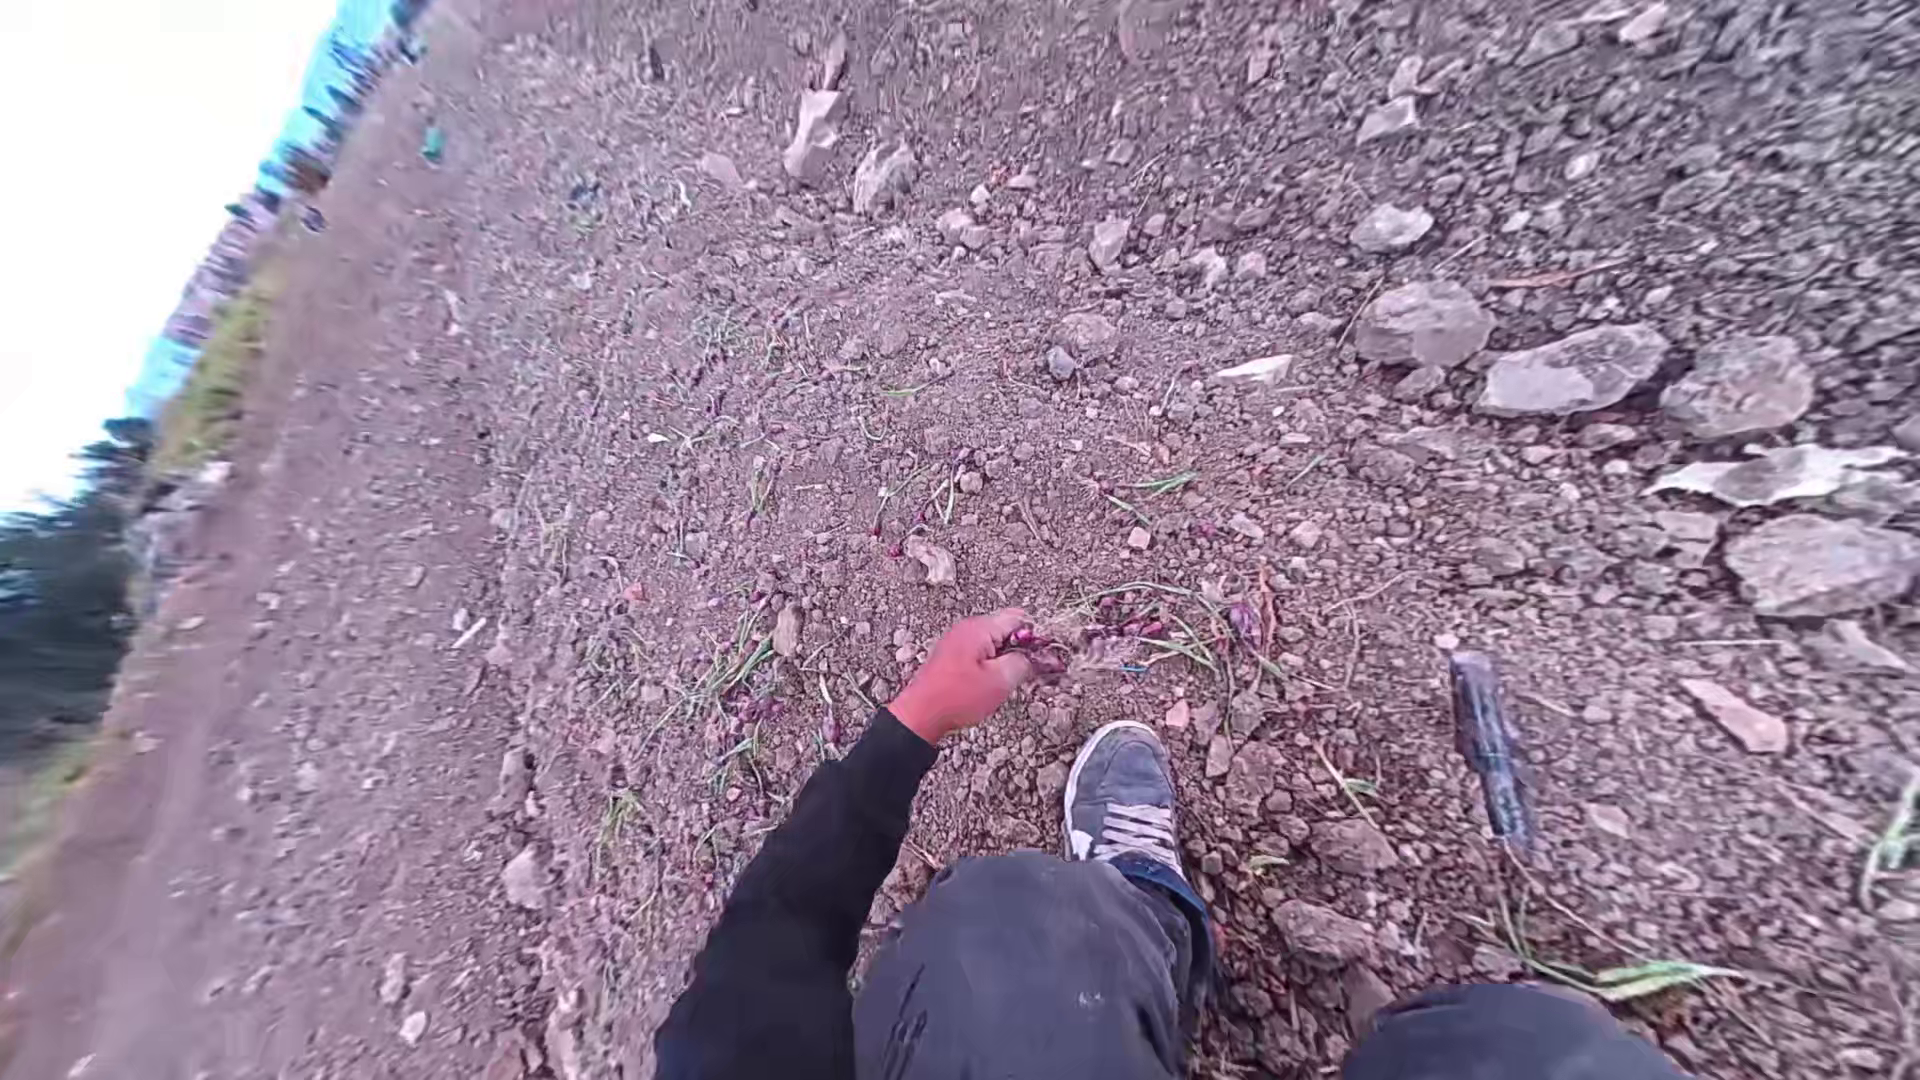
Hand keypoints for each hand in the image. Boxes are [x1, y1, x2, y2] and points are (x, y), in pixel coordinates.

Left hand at [889, 609, 1034, 743]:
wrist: (920, 716)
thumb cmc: (954, 698)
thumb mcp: (999, 681)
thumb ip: (1022, 662)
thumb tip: (1036, 655)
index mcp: (979, 628)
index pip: (1019, 619)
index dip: (1036, 637)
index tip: (1045, 655)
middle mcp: (967, 629)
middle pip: (1006, 629)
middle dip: (1022, 649)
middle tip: (1030, 672)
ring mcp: (958, 641)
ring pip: (994, 643)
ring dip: (1007, 659)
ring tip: (1007, 682)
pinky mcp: (953, 656)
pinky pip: (981, 653)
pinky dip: (992, 665)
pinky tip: (992, 684)